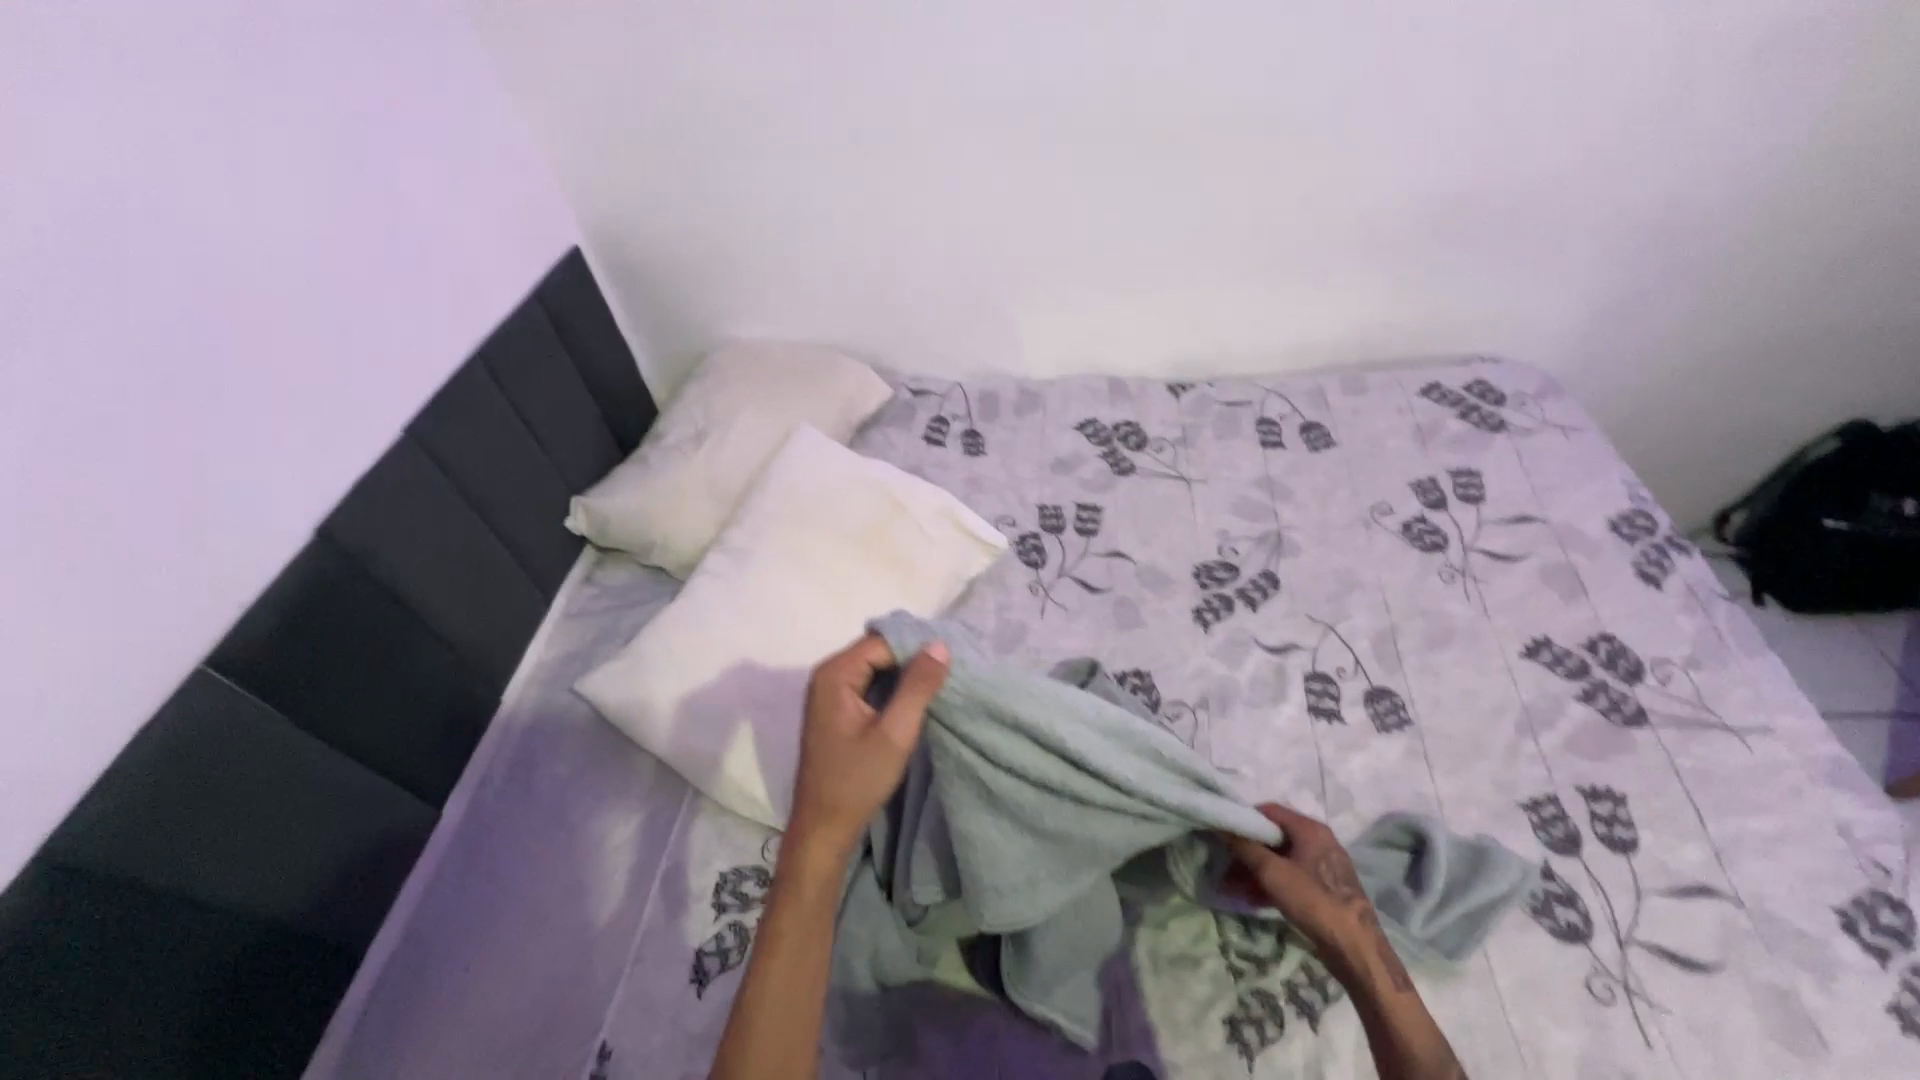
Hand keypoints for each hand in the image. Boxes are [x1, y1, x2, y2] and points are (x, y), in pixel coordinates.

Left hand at [786, 634, 948, 859]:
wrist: (824, 826)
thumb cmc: (857, 781)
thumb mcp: (895, 733)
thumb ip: (918, 686)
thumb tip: (940, 645)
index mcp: (834, 674)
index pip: (883, 642)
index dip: (916, 648)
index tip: (949, 663)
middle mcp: (826, 675)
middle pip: (877, 651)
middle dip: (911, 660)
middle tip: (948, 674)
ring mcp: (829, 693)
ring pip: (875, 668)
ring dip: (904, 676)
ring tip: (938, 685)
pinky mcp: (836, 709)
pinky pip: (869, 685)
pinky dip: (892, 690)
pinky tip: (915, 701)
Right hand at [1219, 803, 1388, 976]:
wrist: (1355, 946)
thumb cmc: (1312, 900)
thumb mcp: (1272, 872)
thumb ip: (1244, 847)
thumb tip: (1222, 826)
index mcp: (1310, 829)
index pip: (1269, 810)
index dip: (1245, 820)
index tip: (1224, 834)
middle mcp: (1320, 840)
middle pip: (1275, 836)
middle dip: (1248, 850)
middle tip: (1226, 865)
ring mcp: (1324, 865)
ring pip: (1282, 858)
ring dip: (1257, 870)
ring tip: (1234, 886)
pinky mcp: (1326, 887)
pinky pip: (1293, 876)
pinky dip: (1273, 882)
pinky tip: (1254, 898)